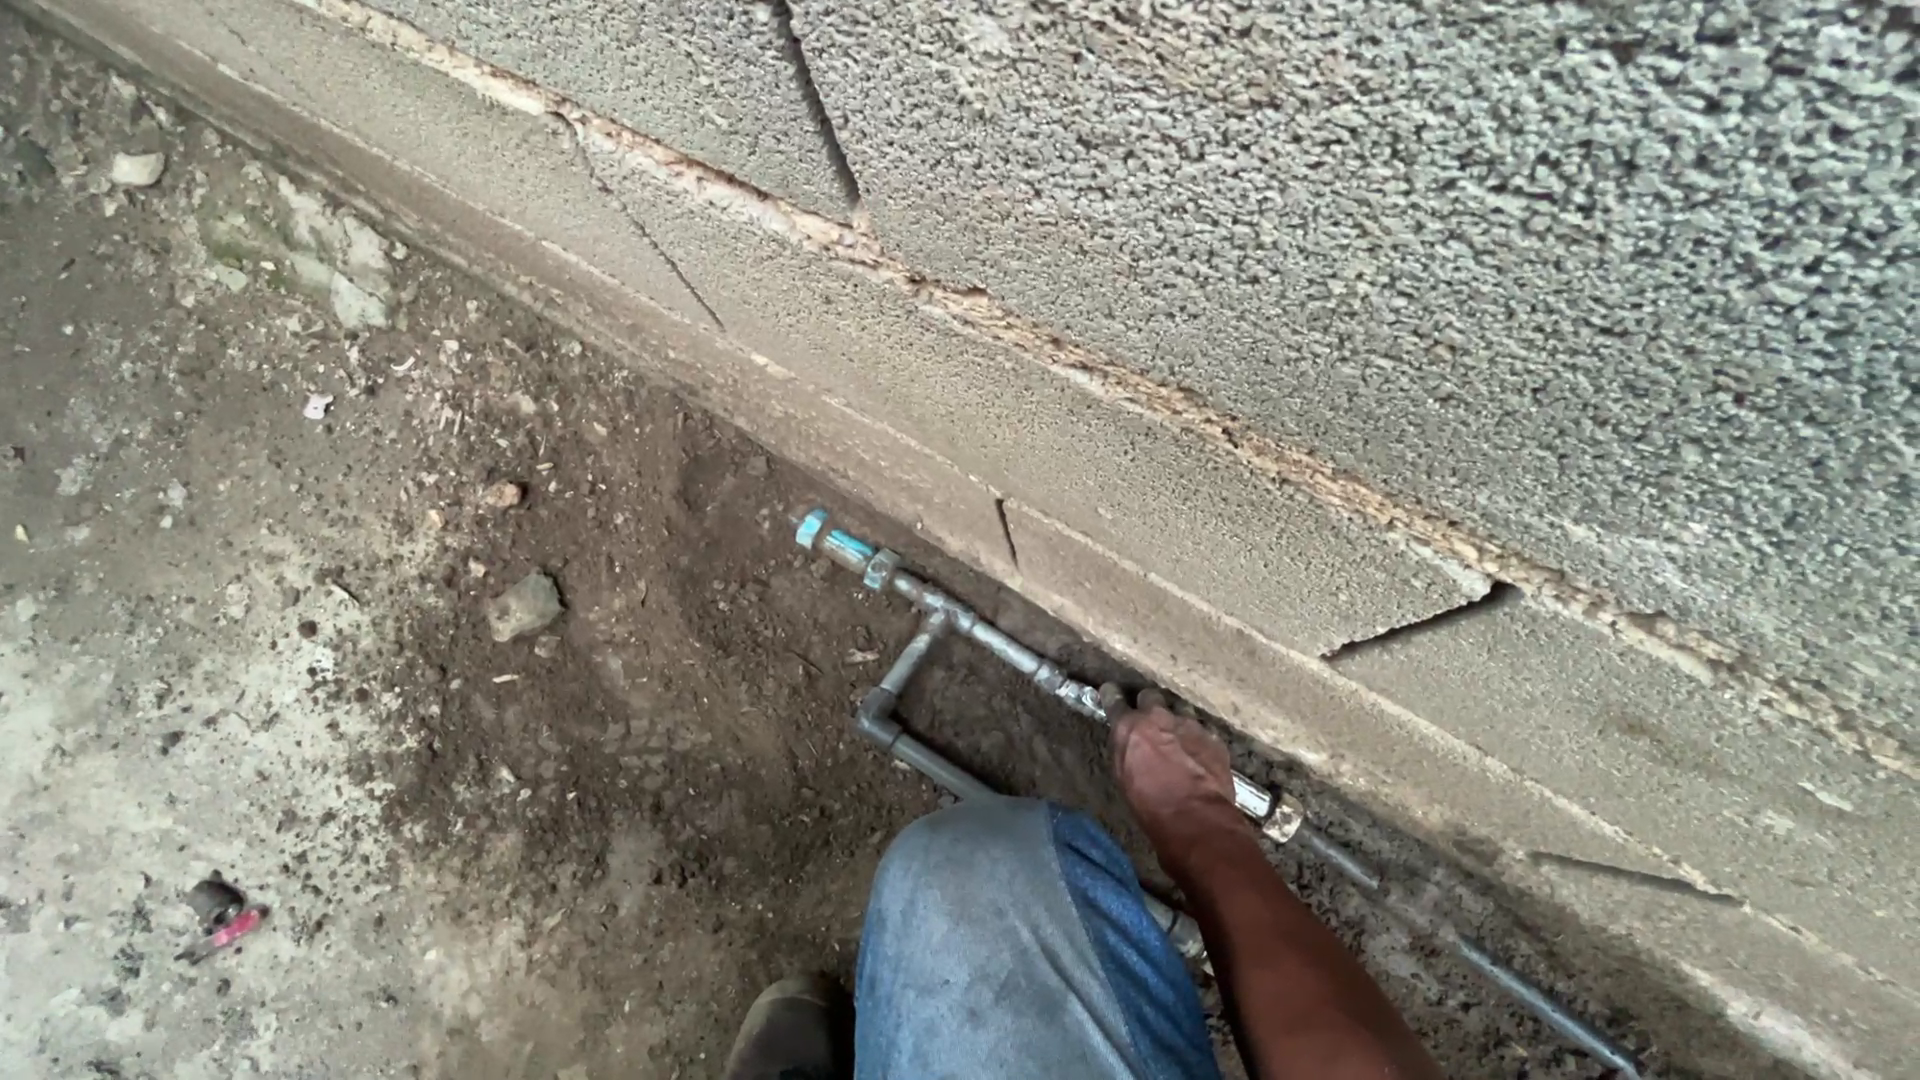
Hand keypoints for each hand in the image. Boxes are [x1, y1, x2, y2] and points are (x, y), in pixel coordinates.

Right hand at [1102, 685, 1250, 851]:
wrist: (1195, 817)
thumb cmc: (1149, 804)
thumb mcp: (1123, 775)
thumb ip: (1125, 749)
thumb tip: (1129, 743)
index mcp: (1129, 726)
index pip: (1114, 699)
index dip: (1112, 696)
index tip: (1112, 694)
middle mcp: (1158, 717)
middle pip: (1150, 696)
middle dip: (1149, 705)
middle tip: (1149, 720)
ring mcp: (1189, 725)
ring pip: (1181, 711)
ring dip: (1176, 722)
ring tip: (1178, 739)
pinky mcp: (1214, 738)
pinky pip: (1203, 732)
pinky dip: (1198, 741)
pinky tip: (1199, 757)